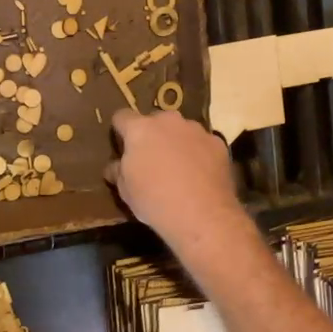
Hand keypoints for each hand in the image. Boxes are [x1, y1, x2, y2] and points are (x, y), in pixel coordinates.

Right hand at [106, 109, 249, 249]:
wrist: (201, 215)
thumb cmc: (154, 200)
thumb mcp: (125, 190)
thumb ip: (118, 171)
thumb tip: (114, 167)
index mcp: (140, 129)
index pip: (122, 116)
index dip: (120, 130)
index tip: (122, 146)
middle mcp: (168, 121)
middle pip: (154, 121)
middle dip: (151, 135)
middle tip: (151, 160)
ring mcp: (196, 130)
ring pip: (181, 130)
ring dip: (176, 142)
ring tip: (179, 168)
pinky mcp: (218, 143)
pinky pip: (202, 143)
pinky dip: (199, 153)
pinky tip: (199, 175)